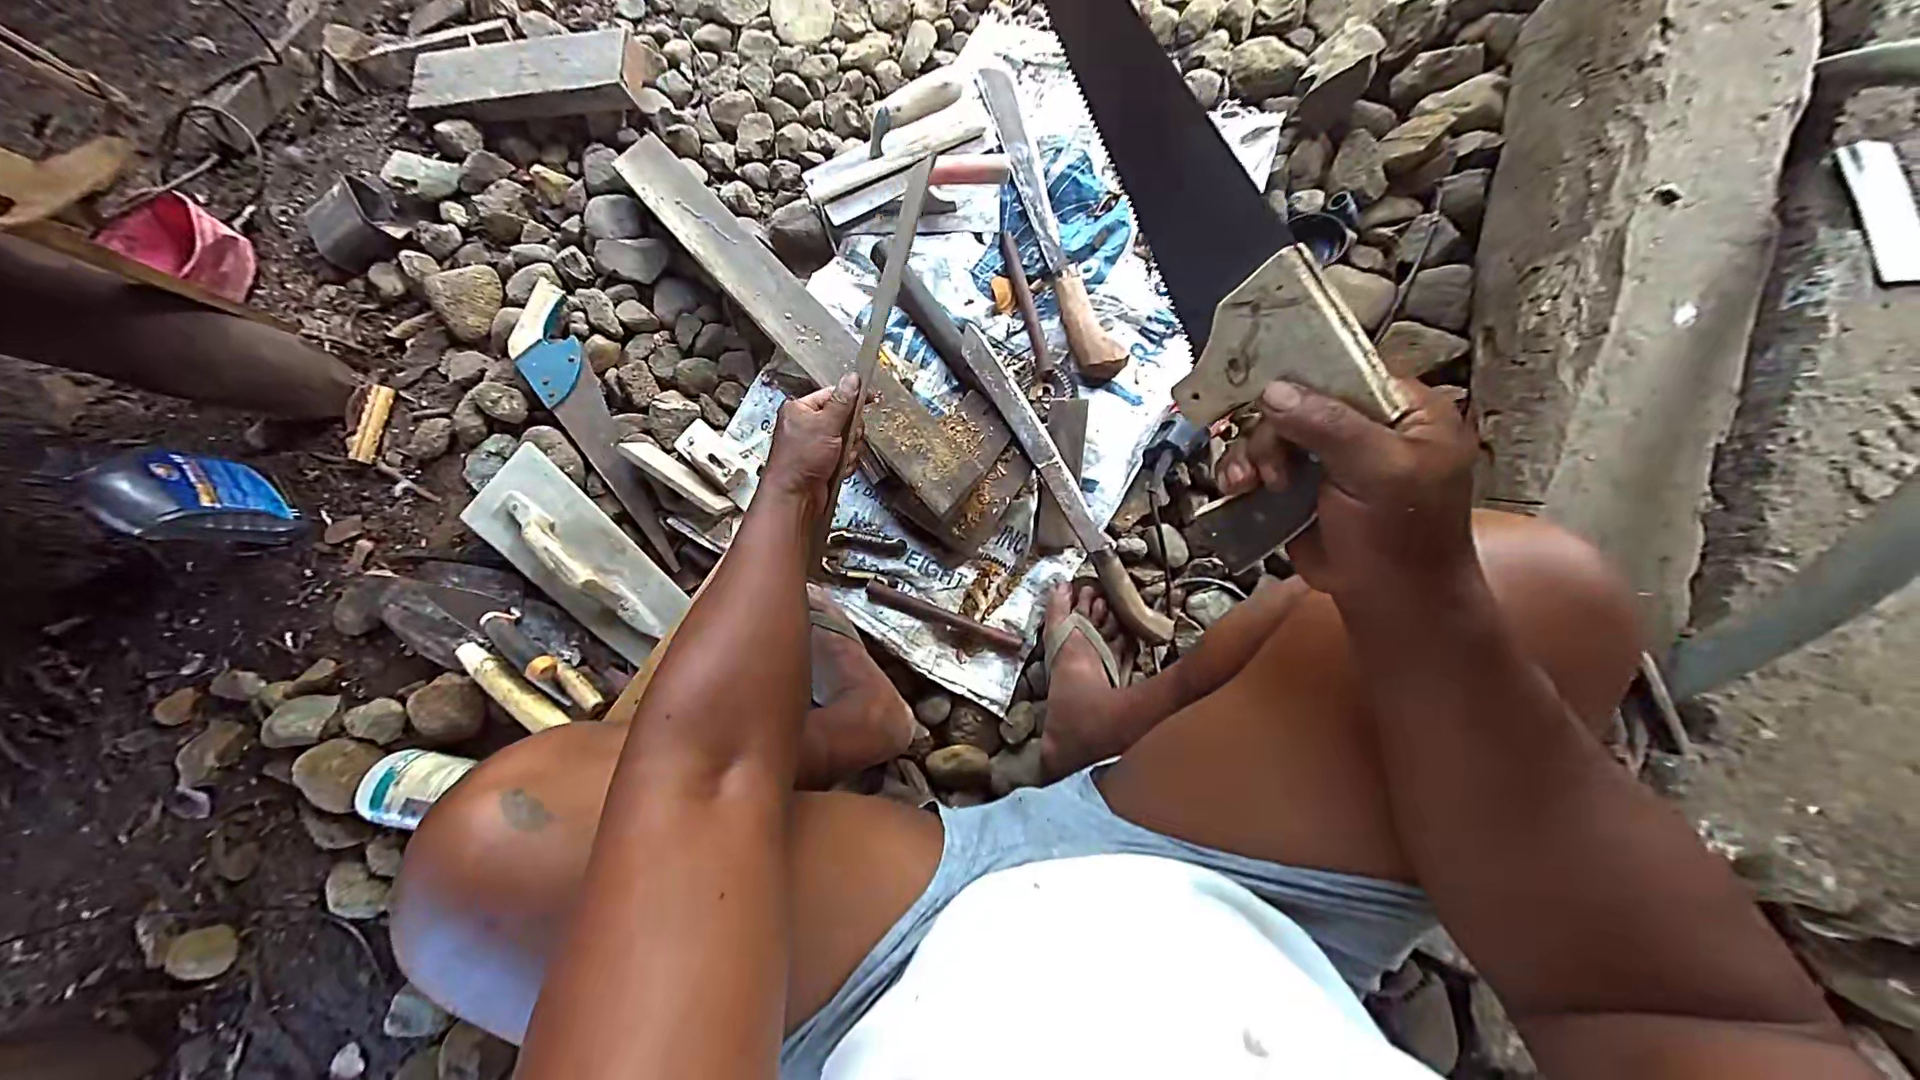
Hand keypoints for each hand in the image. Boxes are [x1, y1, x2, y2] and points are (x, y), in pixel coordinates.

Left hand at [761, 372, 859, 506]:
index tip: (871, 398)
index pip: (834, 395)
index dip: (852, 398)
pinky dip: (846, 463)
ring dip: (850, 450)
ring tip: (838, 459)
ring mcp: (817, 444)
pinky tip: (837, 469)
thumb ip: (842, 402)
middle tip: (844, 440)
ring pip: (849, 439)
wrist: (796, 497)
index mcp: (801, 409)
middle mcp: (808, 425)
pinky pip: (846, 456)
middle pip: (846, 418)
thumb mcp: (825, 425)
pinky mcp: (824, 461)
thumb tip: (852, 379)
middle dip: (851, 433)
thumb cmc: (801, 460)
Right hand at [1216, 378, 1477, 597]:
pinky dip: (1243, 473)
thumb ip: (1330, 426)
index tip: (1264, 391)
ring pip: (1270, 433)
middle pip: (1295, 403)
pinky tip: (1238, 489)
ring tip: (1248, 484)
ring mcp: (1325, 456)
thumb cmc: (1403, 537)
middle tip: (1271, 468)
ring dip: (1251, 456)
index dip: (1302, 377)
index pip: (1344, 371)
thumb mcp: (1378, 471)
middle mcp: (1360, 425)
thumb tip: (1274, 390)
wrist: (1386, 599)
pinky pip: (1259, 463)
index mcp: (1401, 409)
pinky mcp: (1296, 483)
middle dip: (1272, 433)